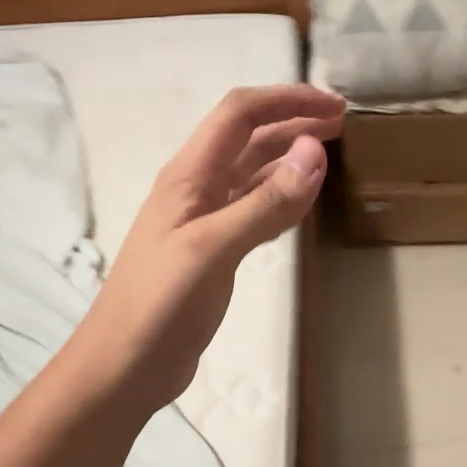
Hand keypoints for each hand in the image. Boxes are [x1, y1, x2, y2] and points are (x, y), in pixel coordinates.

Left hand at [73, 85, 343, 412]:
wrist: (124, 365)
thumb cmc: (160, 304)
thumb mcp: (214, 249)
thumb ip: (265, 203)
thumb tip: (315, 151)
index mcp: (189, 175)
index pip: (240, 114)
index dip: (287, 100)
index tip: (335, 107)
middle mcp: (196, 188)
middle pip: (248, 137)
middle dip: (293, 122)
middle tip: (342, 124)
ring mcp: (204, 220)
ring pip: (252, 172)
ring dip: (289, 155)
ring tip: (329, 153)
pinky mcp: (213, 251)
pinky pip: (253, 208)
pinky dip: (281, 196)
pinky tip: (301, 201)